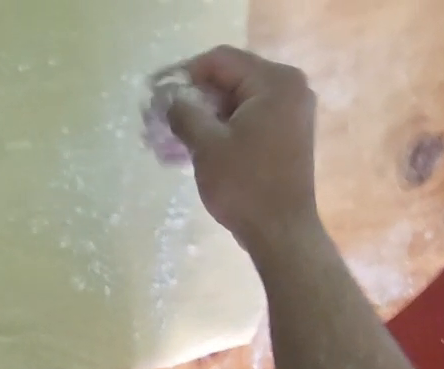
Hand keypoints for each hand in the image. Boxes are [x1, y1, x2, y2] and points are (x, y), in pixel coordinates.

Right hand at [165, 47, 320, 253]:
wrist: (280, 231)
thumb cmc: (244, 186)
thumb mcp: (207, 147)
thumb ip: (184, 114)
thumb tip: (168, 100)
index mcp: (273, 81)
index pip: (220, 61)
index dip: (183, 75)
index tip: (155, 95)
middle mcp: (287, 89)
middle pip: (228, 82)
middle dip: (191, 101)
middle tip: (158, 121)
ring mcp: (289, 114)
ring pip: (235, 106)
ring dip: (201, 120)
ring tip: (167, 141)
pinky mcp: (284, 138)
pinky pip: (246, 124)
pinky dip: (219, 133)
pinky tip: (191, 150)